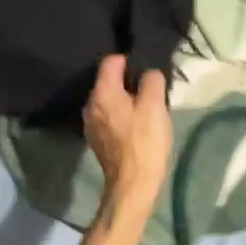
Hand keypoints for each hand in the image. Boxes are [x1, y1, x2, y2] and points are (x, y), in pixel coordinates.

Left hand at [84, 55, 170, 213]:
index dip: (130, 61)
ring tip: (145, 110)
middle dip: (129, 82)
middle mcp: (90, 105)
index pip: (111, 61)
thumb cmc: (144, 142)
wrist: (132, 184)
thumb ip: (152, 81)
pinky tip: (136, 127)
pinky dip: (121, 116)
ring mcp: (90, 124)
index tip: (147, 71)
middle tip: (151, 92)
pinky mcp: (96, 139)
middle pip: (108, 81)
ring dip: (126, 101)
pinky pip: (108, 117)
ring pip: (109, 101)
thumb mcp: (155, 106)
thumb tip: (148, 74)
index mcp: (102, 93)